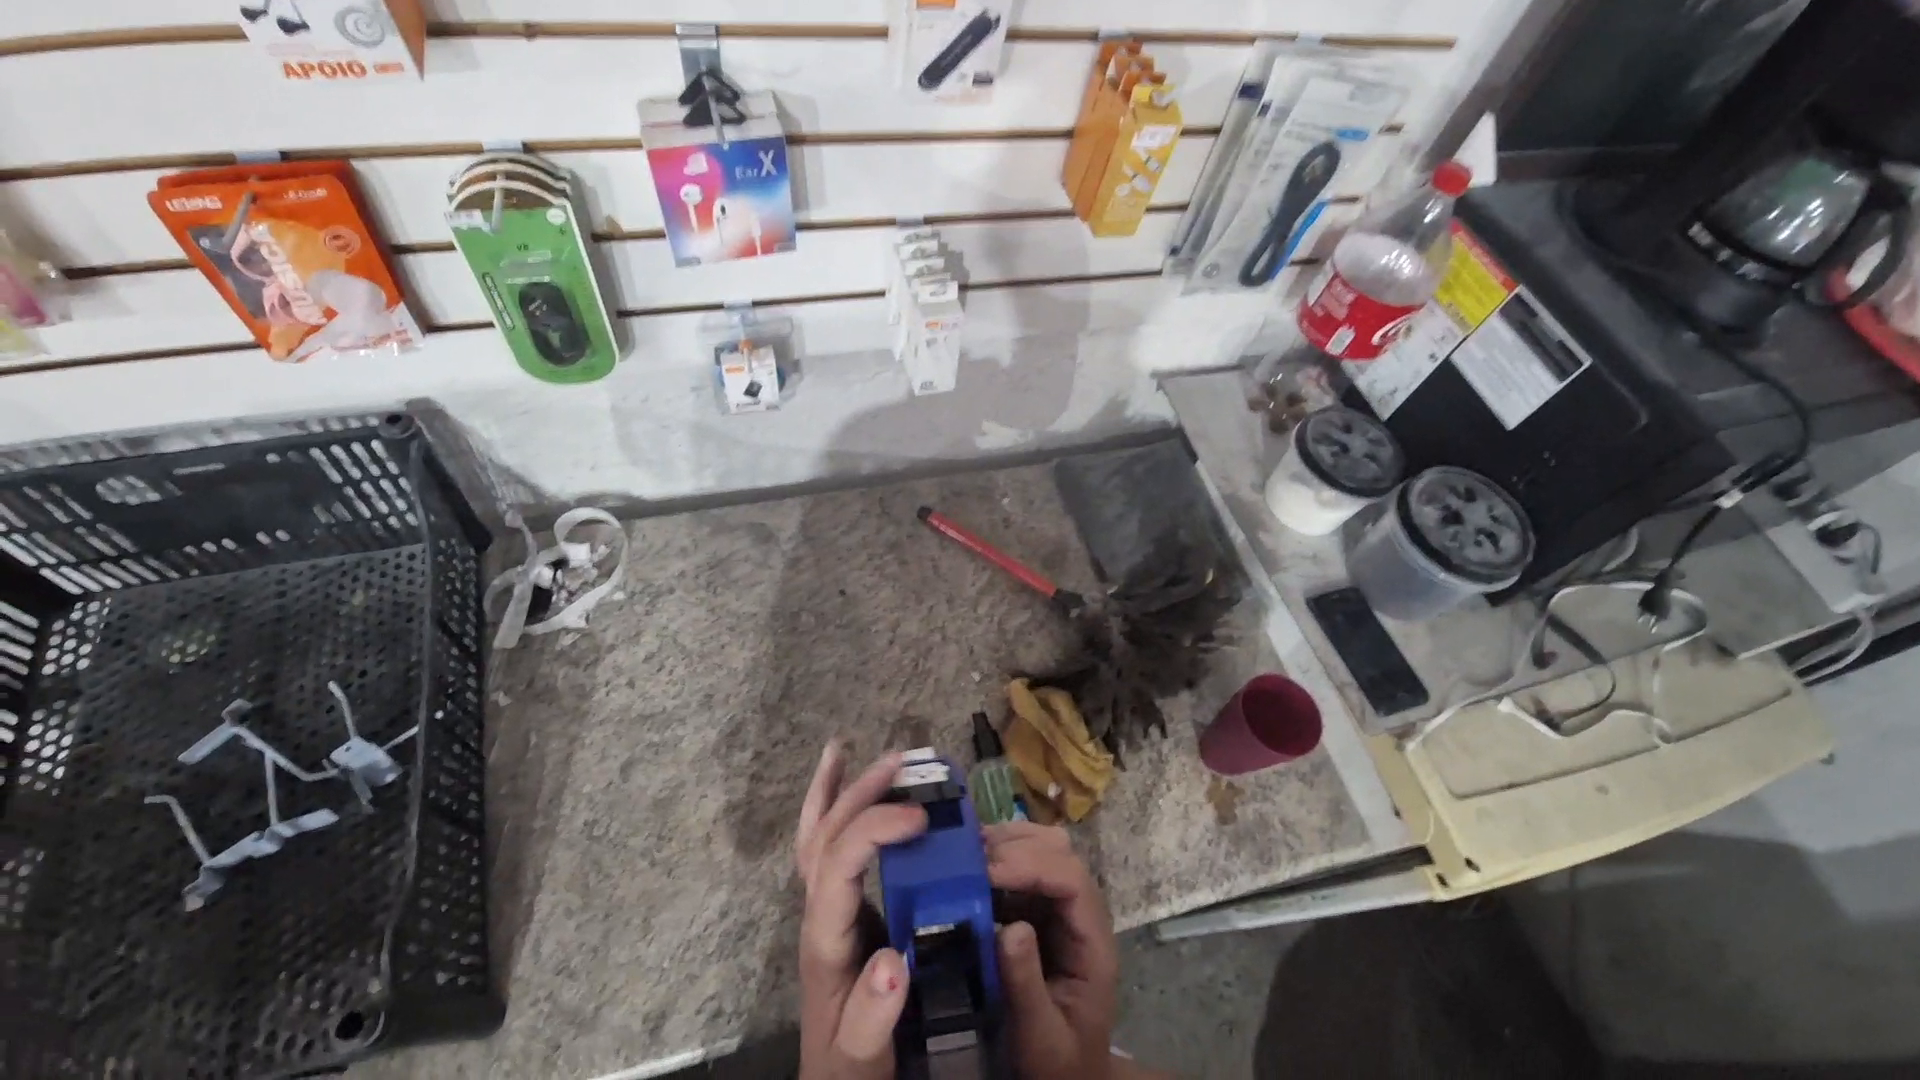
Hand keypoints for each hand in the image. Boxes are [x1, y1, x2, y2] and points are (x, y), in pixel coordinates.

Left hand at [795, 745, 927, 1079]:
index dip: (875, 831)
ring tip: (851, 750)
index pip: (840, 866)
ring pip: (816, 836)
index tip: (922, 816)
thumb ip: (873, 1016)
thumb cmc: (857, 1071)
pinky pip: (821, 849)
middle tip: (903, 762)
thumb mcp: (866, 1058)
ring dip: (837, 791)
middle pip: (825, 838)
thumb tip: (894, 960)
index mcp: (827, 942)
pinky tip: (836, 780)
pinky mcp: (836, 912)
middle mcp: (818, 916)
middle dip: (859, 794)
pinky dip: (825, 809)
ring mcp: (823, 910)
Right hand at [986, 822, 1119, 1079]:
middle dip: (1016, 846)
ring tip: (963, 857)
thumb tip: (1009, 926)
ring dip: (1005, 845)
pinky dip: (994, 859)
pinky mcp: (1036, 913)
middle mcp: (1080, 916)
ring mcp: (1059, 910)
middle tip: (968, 859)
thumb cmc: (1056, 1063)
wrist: (1063, 1076)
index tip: (986, 872)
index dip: (1032, 866)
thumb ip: (1025, 984)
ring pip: (1042, 851)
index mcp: (1093, 943)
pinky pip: (1020, 870)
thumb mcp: (1040, 1037)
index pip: (1073, 882)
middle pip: (1061, 854)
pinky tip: (966, 867)